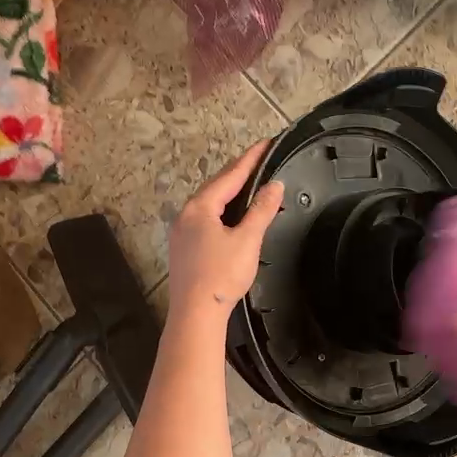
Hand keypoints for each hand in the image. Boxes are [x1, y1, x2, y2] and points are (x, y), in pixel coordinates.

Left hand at [168, 139, 282, 323]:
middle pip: (216, 186)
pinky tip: (231, 218)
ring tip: (249, 185)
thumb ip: (262, 210)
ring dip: (230, 193)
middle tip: (260, 161)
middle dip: (239, 173)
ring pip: (209, 204)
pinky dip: (222, 211)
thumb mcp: (248, 240)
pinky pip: (205, 220)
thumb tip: (275, 186)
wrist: (196, 313)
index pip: (231, 175)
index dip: (251, 159)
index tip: (266, 143)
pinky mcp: (184, 250)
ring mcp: (182, 233)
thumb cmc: (221, 276)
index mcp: (200, 207)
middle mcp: (186, 215)